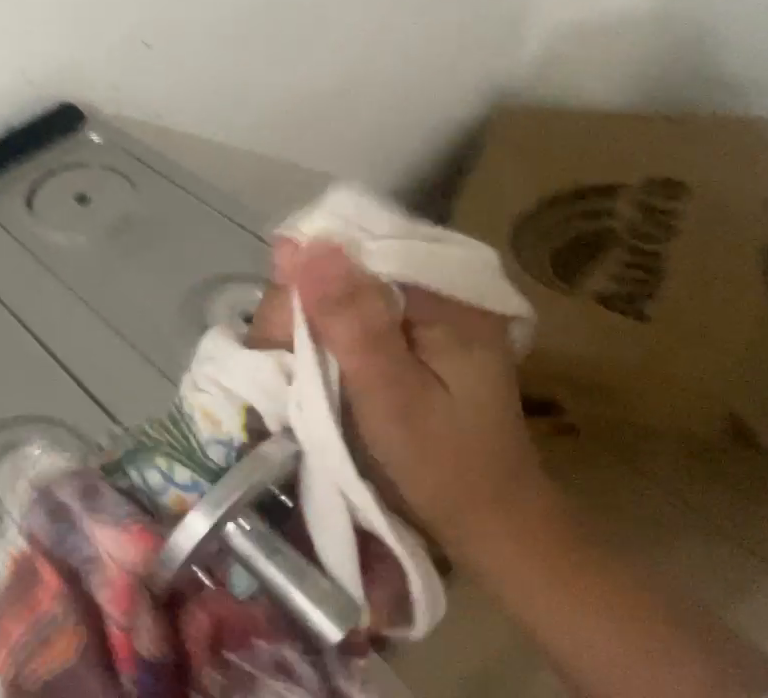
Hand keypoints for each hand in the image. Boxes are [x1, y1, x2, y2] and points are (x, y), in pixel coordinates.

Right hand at [266, 239, 561, 556]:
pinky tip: (310, 368)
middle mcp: (430, 288)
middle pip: (336, 268)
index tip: (279, 341)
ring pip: (330, 290)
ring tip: (296, 375)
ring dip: (301, 328)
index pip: (347, 253)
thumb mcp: (392, 394)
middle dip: (299, 313)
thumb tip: (303, 245)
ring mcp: (415, 311)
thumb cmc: (444, 465)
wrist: (488, 523)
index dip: (300, 286)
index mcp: (442, 293)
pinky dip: (317, 339)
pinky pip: (341, 313)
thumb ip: (350, 320)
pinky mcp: (400, 333)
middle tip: (288, 368)